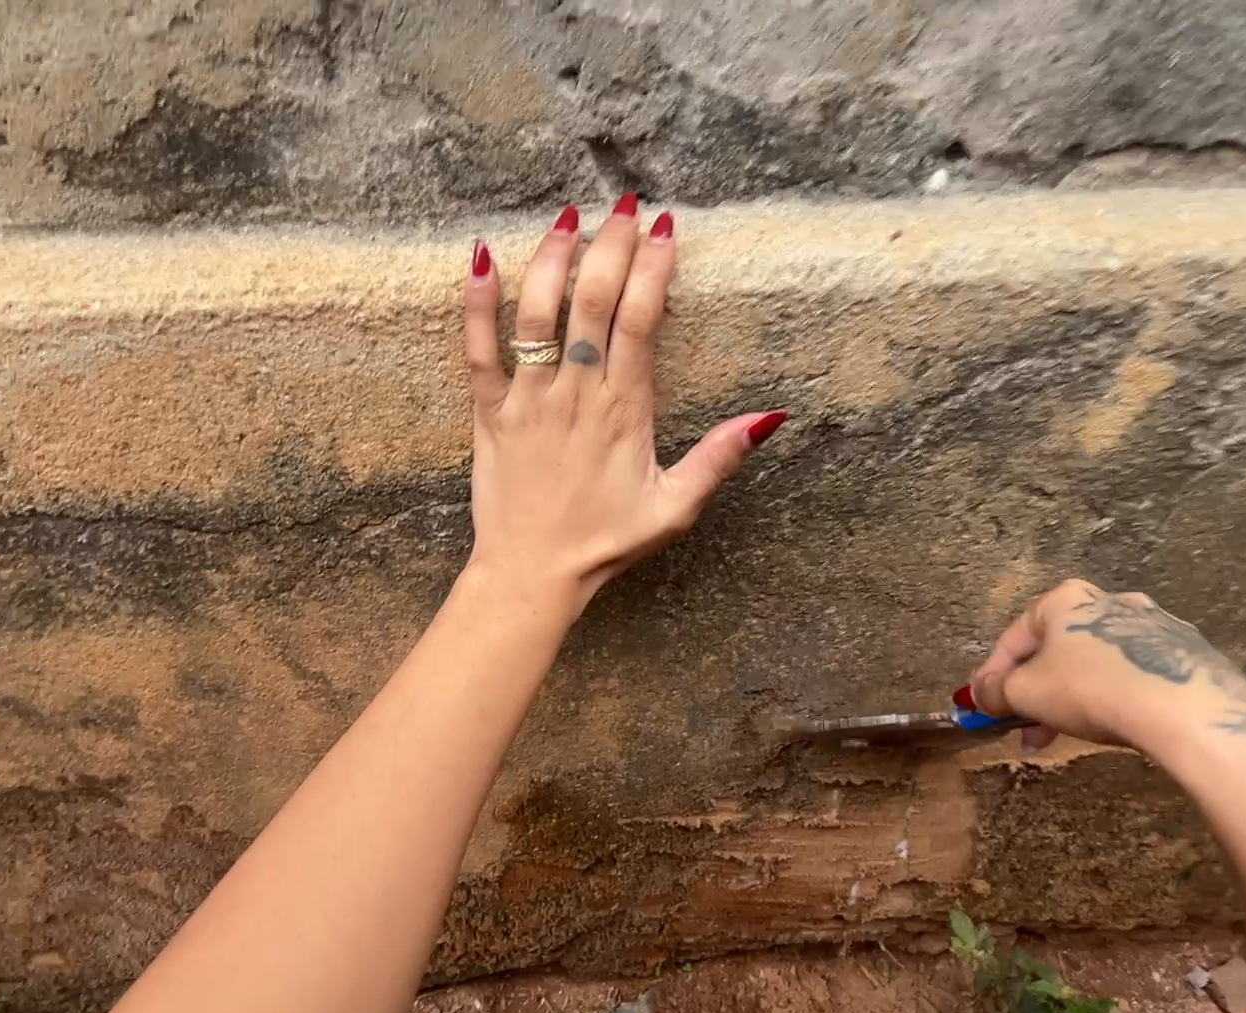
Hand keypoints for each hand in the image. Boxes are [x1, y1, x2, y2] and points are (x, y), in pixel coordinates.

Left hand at [460, 197, 786, 606]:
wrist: (532, 573)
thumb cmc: (605, 542)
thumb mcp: (675, 508)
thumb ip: (718, 459)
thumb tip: (768, 416)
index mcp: (623, 411)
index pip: (640, 321)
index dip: (653, 268)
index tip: (664, 229)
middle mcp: (575, 394)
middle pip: (592, 301)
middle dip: (610, 245)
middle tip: (624, 206)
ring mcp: (528, 400)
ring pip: (536, 313)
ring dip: (552, 258)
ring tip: (569, 217)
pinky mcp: (489, 413)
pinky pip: (478, 350)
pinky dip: (477, 303)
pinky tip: (481, 255)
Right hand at [970, 578, 1245, 754]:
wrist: (1190, 712)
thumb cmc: (1090, 690)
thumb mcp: (1024, 693)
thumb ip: (993, 691)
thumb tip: (978, 694)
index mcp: (1063, 599)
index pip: (1012, 640)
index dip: (991, 677)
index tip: (982, 708)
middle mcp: (1108, 601)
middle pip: (1055, 652)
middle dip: (1033, 693)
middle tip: (1022, 729)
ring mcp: (1154, 626)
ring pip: (1094, 665)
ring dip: (1070, 699)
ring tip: (1063, 737)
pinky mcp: (1189, 655)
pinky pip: (1134, 677)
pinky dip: (1113, 699)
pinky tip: (1110, 726)